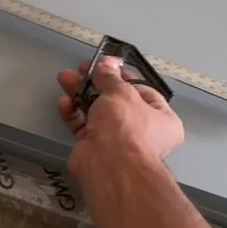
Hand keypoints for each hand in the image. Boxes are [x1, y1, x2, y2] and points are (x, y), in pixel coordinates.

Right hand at [58, 55, 183, 181]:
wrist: (109, 166)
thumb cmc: (126, 126)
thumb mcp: (120, 93)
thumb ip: (110, 76)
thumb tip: (107, 61)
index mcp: (162, 118)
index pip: (143, 91)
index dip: (123, 76)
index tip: (105, 65)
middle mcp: (142, 130)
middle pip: (116, 100)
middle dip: (95, 83)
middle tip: (80, 68)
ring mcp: (117, 140)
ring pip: (97, 111)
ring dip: (80, 94)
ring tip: (64, 78)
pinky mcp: (94, 147)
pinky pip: (83, 125)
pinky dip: (73, 113)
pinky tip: (64, 103)